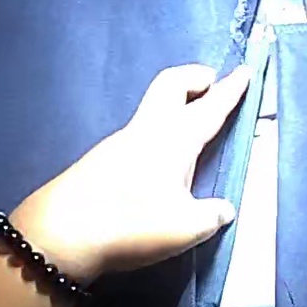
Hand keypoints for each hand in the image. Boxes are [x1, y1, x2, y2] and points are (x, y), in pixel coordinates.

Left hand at [11, 63, 248, 282]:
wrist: (61, 235)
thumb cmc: (131, 224)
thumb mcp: (186, 228)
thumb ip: (212, 216)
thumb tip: (224, 210)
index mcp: (174, 139)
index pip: (209, 107)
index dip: (230, 90)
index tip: (245, 72)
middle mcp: (146, 131)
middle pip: (170, 85)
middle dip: (195, 78)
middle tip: (212, 82)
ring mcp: (119, 143)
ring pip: (153, 111)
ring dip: (176, 108)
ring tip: (192, 130)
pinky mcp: (102, 161)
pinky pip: (139, 133)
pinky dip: (159, 133)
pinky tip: (161, 164)